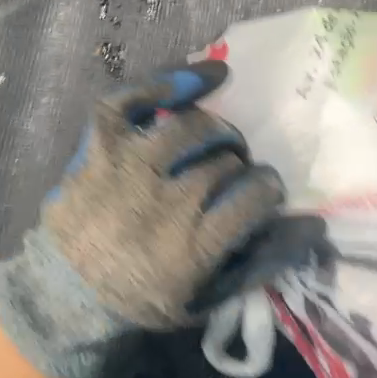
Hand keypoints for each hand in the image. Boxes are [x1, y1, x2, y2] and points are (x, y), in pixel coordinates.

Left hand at [0, 61, 321, 377]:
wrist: (62, 298)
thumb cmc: (140, 299)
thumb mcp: (205, 299)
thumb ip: (260, 264)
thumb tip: (313, 229)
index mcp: (193, 245)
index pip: (255, 196)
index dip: (268, 189)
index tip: (266, 192)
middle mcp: (164, 202)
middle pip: (225, 162)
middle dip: (239, 165)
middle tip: (234, 174)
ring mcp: (128, 170)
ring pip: (192, 127)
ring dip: (215, 130)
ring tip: (217, 140)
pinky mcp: (100, 149)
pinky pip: (130, 101)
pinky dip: (165, 82)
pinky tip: (206, 78)